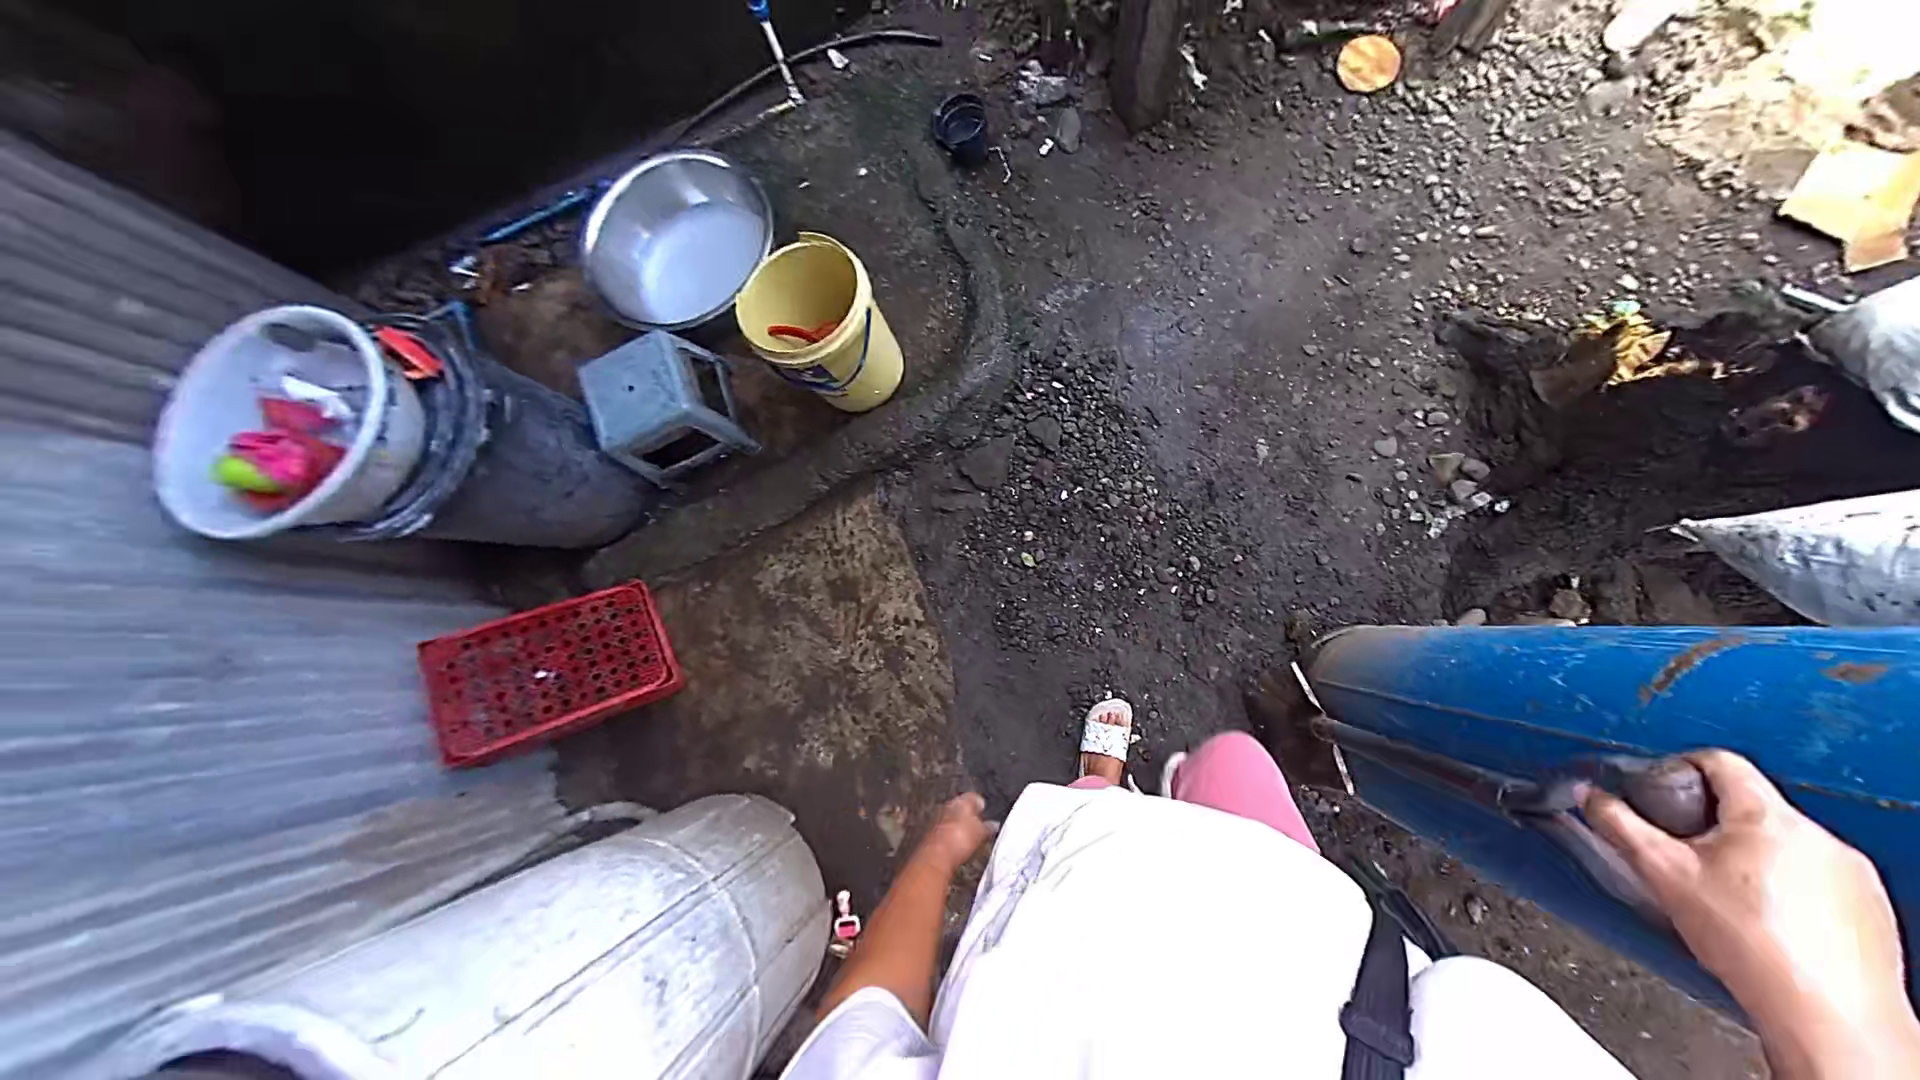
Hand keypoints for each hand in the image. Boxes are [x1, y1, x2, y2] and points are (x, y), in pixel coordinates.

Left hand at [915, 793, 998, 872]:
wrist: (936, 856)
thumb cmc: (961, 838)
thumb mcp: (982, 833)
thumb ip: (989, 827)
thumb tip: (994, 825)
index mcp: (962, 801)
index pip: (975, 797)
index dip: (981, 806)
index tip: (986, 814)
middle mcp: (949, 805)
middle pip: (962, 807)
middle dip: (970, 815)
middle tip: (979, 826)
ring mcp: (939, 818)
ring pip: (954, 818)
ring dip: (960, 825)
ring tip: (970, 838)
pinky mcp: (932, 832)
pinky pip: (946, 830)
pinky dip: (952, 835)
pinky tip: (958, 845)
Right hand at [1584, 750, 1919, 1077]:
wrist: (1827, 1018)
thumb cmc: (1753, 946)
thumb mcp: (1659, 870)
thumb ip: (1615, 821)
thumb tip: (1589, 795)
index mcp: (1771, 820)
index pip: (1718, 761)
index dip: (1676, 767)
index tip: (1656, 792)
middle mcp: (1822, 840)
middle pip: (1745, 803)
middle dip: (1702, 819)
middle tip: (1676, 848)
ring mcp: (1854, 876)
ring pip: (1777, 840)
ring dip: (1741, 853)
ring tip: (1715, 887)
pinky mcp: (1870, 909)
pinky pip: (1811, 874)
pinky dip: (1777, 883)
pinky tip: (1755, 914)